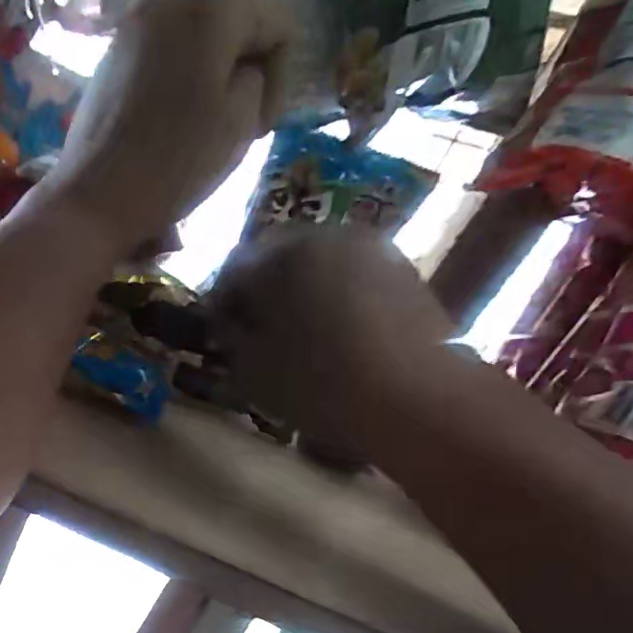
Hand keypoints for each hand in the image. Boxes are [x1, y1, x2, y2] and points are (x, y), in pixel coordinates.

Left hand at [44, 0, 290, 251]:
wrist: (94, 201)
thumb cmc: (173, 164)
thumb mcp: (240, 122)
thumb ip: (258, 78)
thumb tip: (242, 70)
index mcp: (211, 6)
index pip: (276, 23)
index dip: (282, 77)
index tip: (262, 129)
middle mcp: (168, 1)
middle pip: (233, 23)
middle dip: (245, 71)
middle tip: (240, 126)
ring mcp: (131, 28)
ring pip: (196, 41)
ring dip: (211, 77)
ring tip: (204, 127)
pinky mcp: (109, 60)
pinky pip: (161, 58)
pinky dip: (177, 82)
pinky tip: (172, 124)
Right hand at [208, 224, 452, 453]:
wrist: (415, 397)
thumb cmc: (317, 382)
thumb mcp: (250, 367)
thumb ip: (229, 335)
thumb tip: (224, 320)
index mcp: (281, 253)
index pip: (232, 267)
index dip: (219, 300)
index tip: (217, 330)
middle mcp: (326, 235)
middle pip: (277, 256)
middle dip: (261, 289)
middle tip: (254, 329)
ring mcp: (371, 248)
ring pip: (317, 263)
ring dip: (299, 291)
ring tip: (295, 333)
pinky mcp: (403, 269)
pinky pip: (350, 275)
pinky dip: (334, 296)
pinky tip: (332, 333)